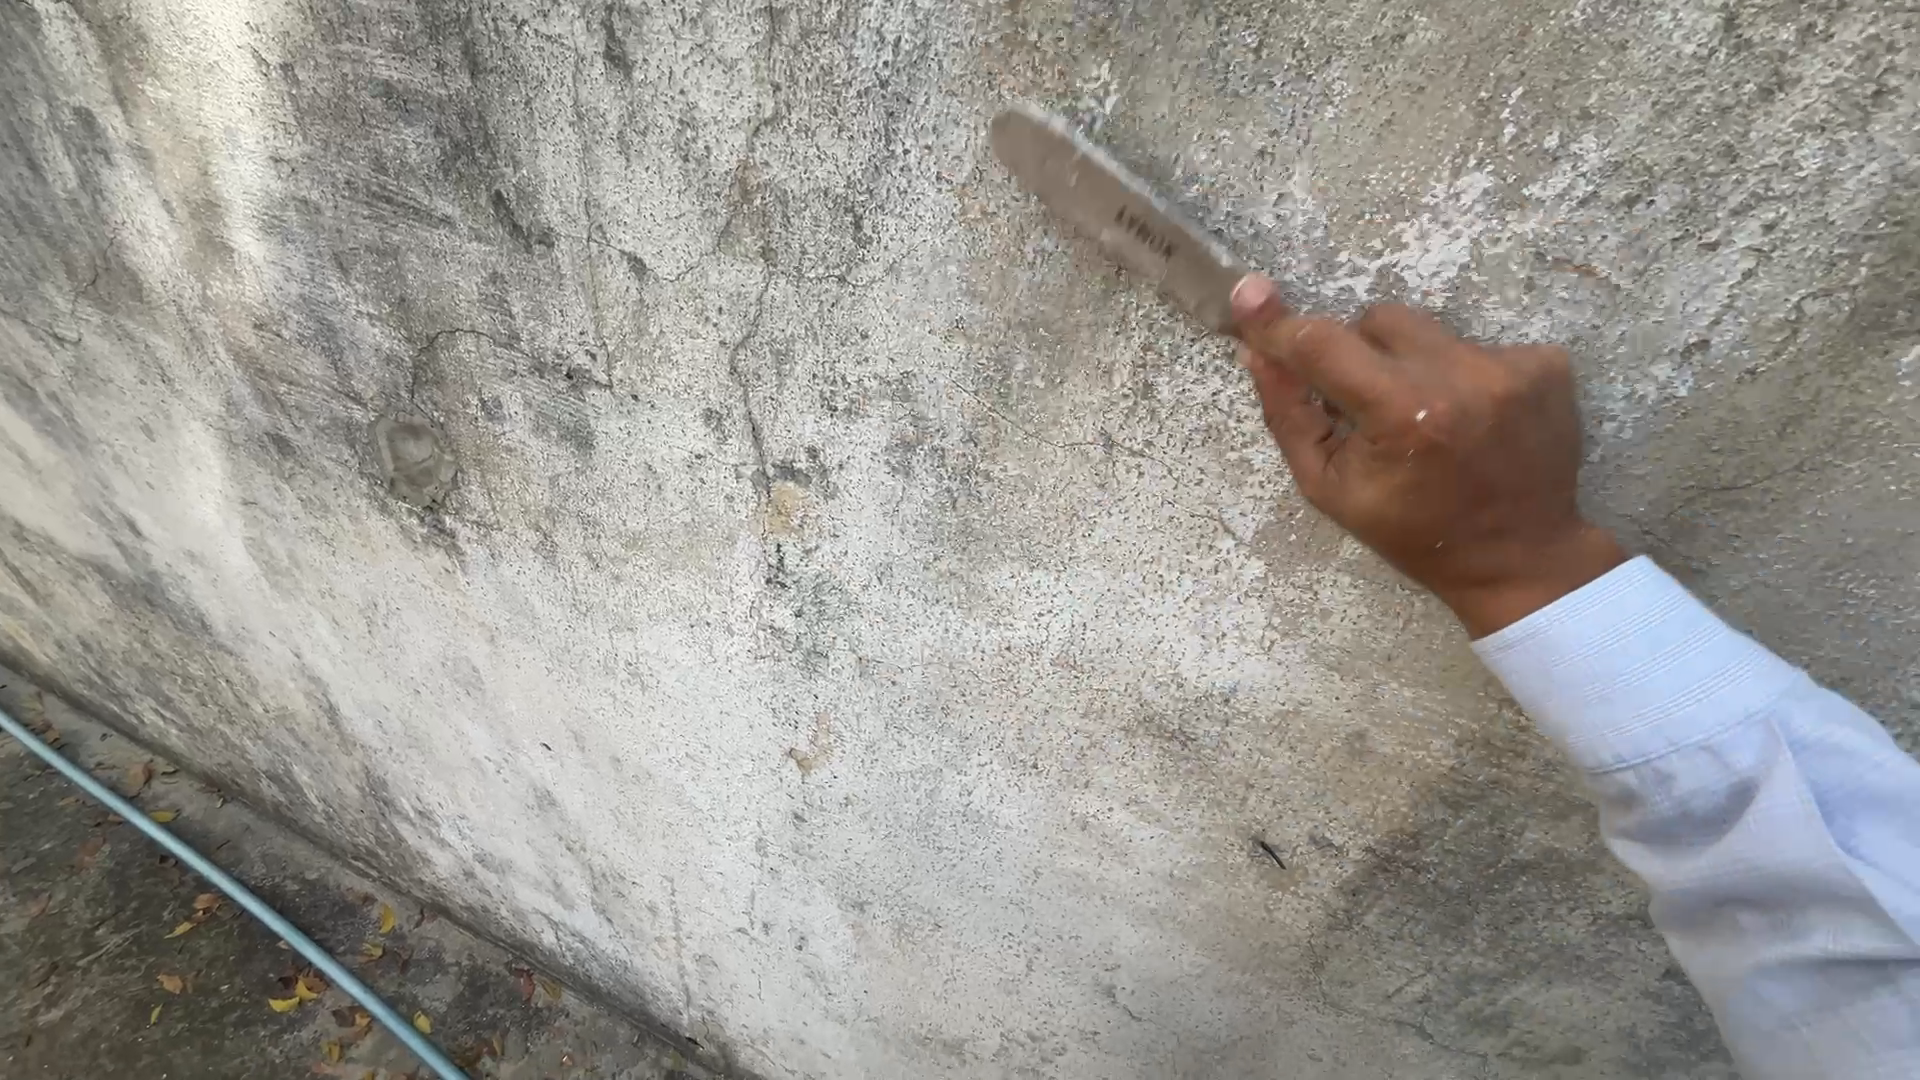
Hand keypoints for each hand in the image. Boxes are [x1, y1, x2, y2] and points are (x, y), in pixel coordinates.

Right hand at [1229, 275, 1625, 637]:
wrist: (1515, 555)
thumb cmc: (1407, 529)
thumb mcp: (1326, 485)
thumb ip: (1288, 416)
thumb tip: (1257, 354)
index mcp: (1401, 415)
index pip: (1323, 345)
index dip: (1280, 323)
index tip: (1249, 296)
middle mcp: (1461, 377)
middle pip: (1376, 319)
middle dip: (1356, 353)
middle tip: (1363, 404)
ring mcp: (1512, 366)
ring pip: (1425, 329)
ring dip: (1405, 361)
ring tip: (1421, 414)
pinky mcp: (1548, 363)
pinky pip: (1473, 343)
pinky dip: (1455, 372)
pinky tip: (1466, 416)